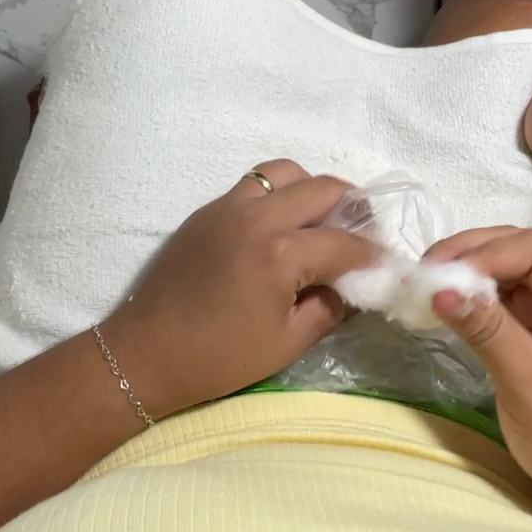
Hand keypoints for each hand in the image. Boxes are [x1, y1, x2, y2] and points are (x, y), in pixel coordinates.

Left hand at [101, 160, 379, 419]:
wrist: (146, 353)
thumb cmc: (219, 358)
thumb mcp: (287, 343)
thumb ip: (330, 307)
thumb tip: (352, 285)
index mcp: (279, 254)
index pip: (345, 242)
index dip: (372, 254)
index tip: (385, 263)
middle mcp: (256, 217)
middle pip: (323, 188)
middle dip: (354, 208)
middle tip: (362, 234)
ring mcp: (228, 206)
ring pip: (285, 172)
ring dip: (311, 190)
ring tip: (319, 220)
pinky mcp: (207, 210)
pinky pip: (254, 184)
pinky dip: (278, 195)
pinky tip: (280, 227)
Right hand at [425, 226, 531, 531]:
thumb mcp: (530, 385)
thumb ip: (488, 331)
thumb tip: (440, 290)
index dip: (490, 252)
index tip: (441, 273)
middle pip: (523, 249)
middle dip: (474, 253)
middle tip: (425, 271)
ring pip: (508, 266)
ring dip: (467, 268)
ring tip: (427, 281)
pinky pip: (499, 292)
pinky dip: (470, 291)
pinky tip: (443, 298)